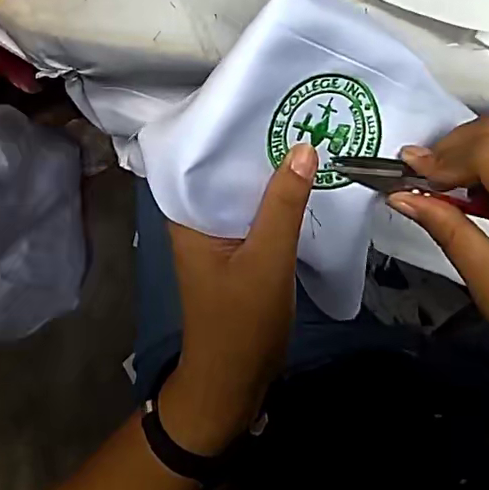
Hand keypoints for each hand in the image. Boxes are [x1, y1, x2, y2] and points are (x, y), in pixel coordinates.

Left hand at [158, 143, 316, 455]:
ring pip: (242, 192)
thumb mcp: (266, 260)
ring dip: (267, 173)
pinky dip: (273, 200)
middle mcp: (195, 217)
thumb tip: (303, 146)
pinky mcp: (235, 249)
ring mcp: (216, 234)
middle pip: (224, 172)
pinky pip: (253, 213)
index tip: (261, 103)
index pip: (201, 156)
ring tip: (301, 138)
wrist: (235, 386)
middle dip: (255, 147)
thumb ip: (283, 205)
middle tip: (292, 112)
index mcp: (186, 213)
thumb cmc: (240, 323)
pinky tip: (300, 183)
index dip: (229, 130)